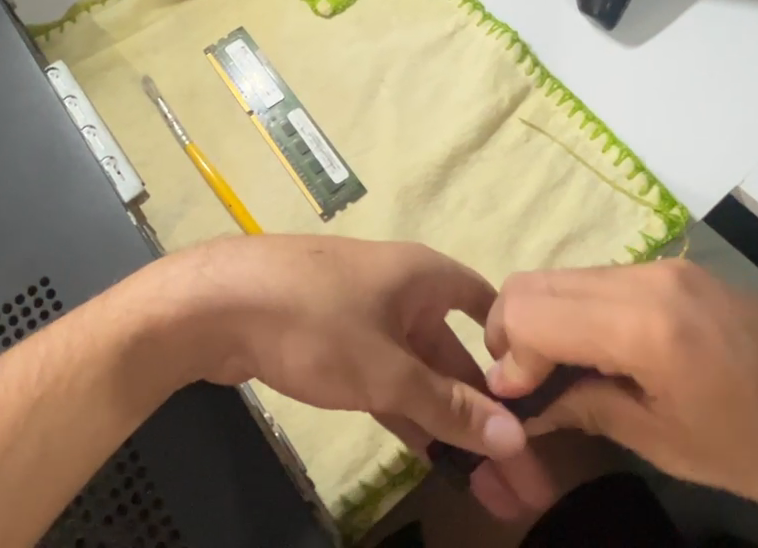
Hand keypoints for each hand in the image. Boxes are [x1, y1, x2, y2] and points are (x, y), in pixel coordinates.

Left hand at [148, 236, 558, 519]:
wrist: (214, 304)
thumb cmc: (313, 321)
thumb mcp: (386, 369)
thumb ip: (449, 407)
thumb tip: (515, 439)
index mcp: (422, 275)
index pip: (487, 307)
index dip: (516, 351)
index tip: (543, 405)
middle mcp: (398, 289)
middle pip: (452, 350)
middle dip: (481, 411)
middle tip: (515, 477)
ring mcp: (361, 313)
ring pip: (415, 369)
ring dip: (444, 421)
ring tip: (480, 482)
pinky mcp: (328, 339)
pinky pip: (381, 375)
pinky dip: (404, 410)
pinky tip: (425, 454)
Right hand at [484, 260, 757, 534]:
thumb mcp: (667, 442)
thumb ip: (583, 405)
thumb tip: (518, 398)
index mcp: (645, 325)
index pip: (531, 311)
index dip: (510, 356)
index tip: (515, 400)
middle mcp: (645, 277)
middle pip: (536, 281)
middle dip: (513, 329)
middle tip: (525, 382)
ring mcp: (662, 266)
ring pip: (564, 275)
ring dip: (544, 318)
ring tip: (557, 370)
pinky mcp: (675, 269)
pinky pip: (599, 279)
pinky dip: (577, 310)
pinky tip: (597, 351)